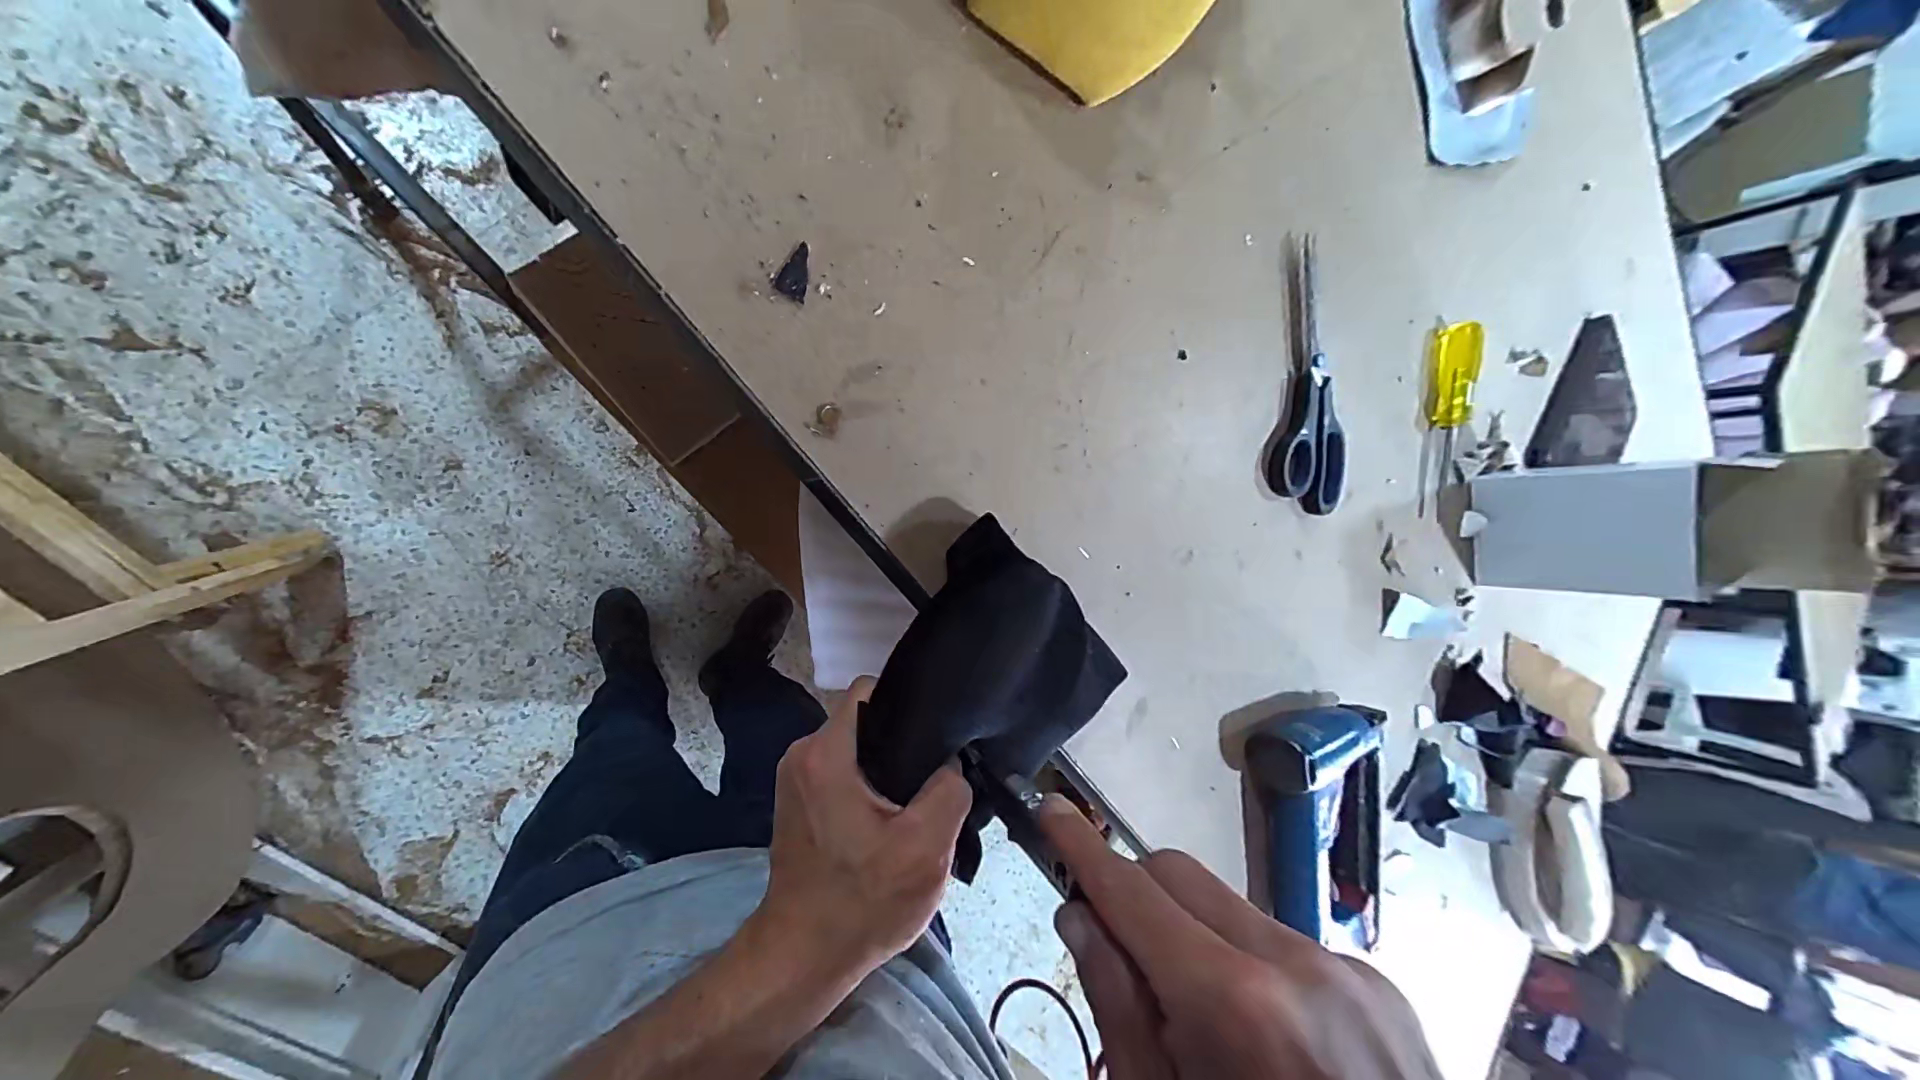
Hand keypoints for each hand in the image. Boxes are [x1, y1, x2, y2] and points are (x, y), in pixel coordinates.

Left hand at [753, 676, 973, 980]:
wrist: (805, 956)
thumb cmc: (862, 901)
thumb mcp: (926, 848)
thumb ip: (949, 791)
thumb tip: (951, 763)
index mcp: (825, 754)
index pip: (870, 690)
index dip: (908, 701)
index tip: (935, 728)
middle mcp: (802, 755)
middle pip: (865, 720)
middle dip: (902, 740)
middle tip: (934, 771)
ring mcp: (796, 779)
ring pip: (856, 748)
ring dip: (887, 767)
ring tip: (917, 797)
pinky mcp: (799, 802)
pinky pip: (842, 772)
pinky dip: (868, 785)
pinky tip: (891, 816)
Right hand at [1038, 797, 1440, 1079]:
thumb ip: (1116, 1005)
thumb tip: (1080, 917)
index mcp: (1236, 1004)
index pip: (1134, 891)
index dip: (1084, 848)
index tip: (1053, 809)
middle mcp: (1295, 963)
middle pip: (1178, 872)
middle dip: (1134, 889)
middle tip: (1113, 942)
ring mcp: (1346, 969)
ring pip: (1229, 904)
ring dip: (1192, 930)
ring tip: (1199, 1011)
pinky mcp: (1379, 983)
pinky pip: (1282, 939)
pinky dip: (1248, 960)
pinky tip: (1265, 1033)